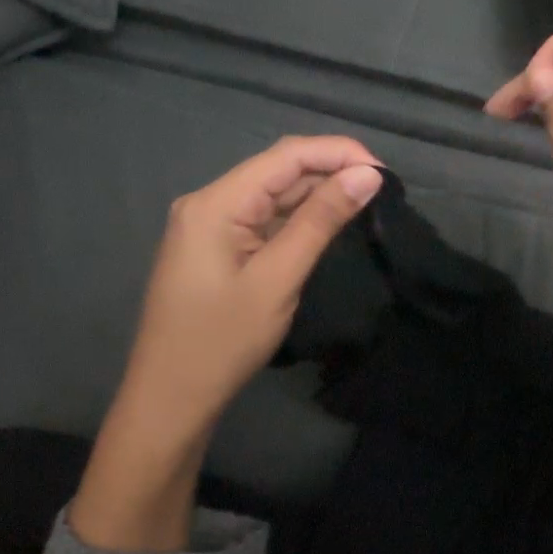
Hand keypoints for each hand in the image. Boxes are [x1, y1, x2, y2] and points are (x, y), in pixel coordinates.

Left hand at [71, 136, 383, 549]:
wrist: (169, 400)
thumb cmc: (222, 342)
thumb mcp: (279, 279)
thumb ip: (321, 221)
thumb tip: (367, 175)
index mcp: (216, 202)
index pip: (286, 156)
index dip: (338, 153)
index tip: (383, 172)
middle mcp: (209, 201)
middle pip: (279, 169)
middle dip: (331, 170)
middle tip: (382, 189)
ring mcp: (209, 224)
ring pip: (273, 193)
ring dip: (318, 192)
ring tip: (366, 200)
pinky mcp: (216, 245)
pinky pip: (263, 217)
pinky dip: (298, 215)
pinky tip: (329, 221)